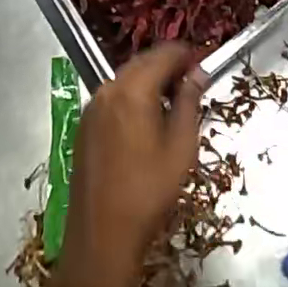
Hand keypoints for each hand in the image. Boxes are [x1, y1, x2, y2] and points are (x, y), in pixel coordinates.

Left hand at [61, 43, 208, 286]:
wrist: (102, 232)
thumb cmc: (149, 192)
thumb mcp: (181, 148)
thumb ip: (190, 104)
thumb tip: (196, 75)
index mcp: (133, 90)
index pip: (163, 54)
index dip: (185, 54)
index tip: (203, 62)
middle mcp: (107, 89)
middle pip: (142, 63)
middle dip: (167, 66)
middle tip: (192, 82)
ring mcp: (92, 105)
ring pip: (126, 79)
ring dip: (149, 81)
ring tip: (173, 103)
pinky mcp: (85, 123)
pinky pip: (113, 97)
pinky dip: (132, 97)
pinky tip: (146, 121)